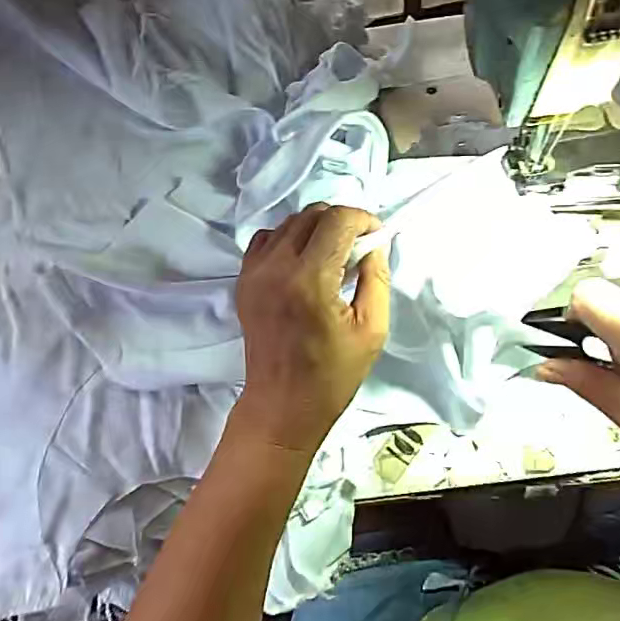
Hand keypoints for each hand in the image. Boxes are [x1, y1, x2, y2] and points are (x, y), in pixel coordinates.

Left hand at [233, 204, 390, 453]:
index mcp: (310, 280)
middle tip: (358, 248)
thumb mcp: (372, 329)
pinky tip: (304, 262)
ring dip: (316, 229)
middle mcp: (276, 268)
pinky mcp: (243, 281)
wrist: (281, 406)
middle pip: (313, 215)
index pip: (337, 220)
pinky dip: (288, 240)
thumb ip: (376, 277)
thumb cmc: (332, 375)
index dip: (363, 220)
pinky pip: (266, 240)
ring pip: (289, 222)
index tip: (375, 236)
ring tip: (332, 256)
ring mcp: (254, 273)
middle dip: (341, 222)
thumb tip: (374, 243)